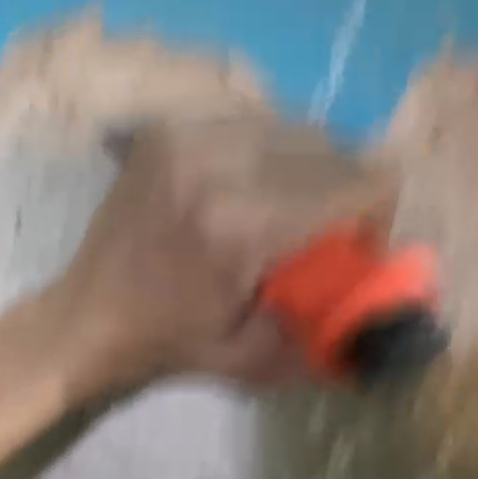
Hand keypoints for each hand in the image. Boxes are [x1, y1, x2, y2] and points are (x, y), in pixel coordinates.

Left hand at [52, 117, 399, 390]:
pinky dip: (260, 149)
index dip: (376, 214)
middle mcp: (215, 165)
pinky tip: (242, 187)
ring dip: (303, 164)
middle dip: (343, 187)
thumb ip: (328, 327)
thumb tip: (395, 301)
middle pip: (333, 146)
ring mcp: (183, 139)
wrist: (82, 322)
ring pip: (292, 126)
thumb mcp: (252, 357)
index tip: (355, 244)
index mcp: (242, 224)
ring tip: (279, 209)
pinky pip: (246, 121)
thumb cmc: (164, 345)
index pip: (364, 181)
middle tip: (317, 230)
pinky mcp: (163, 132)